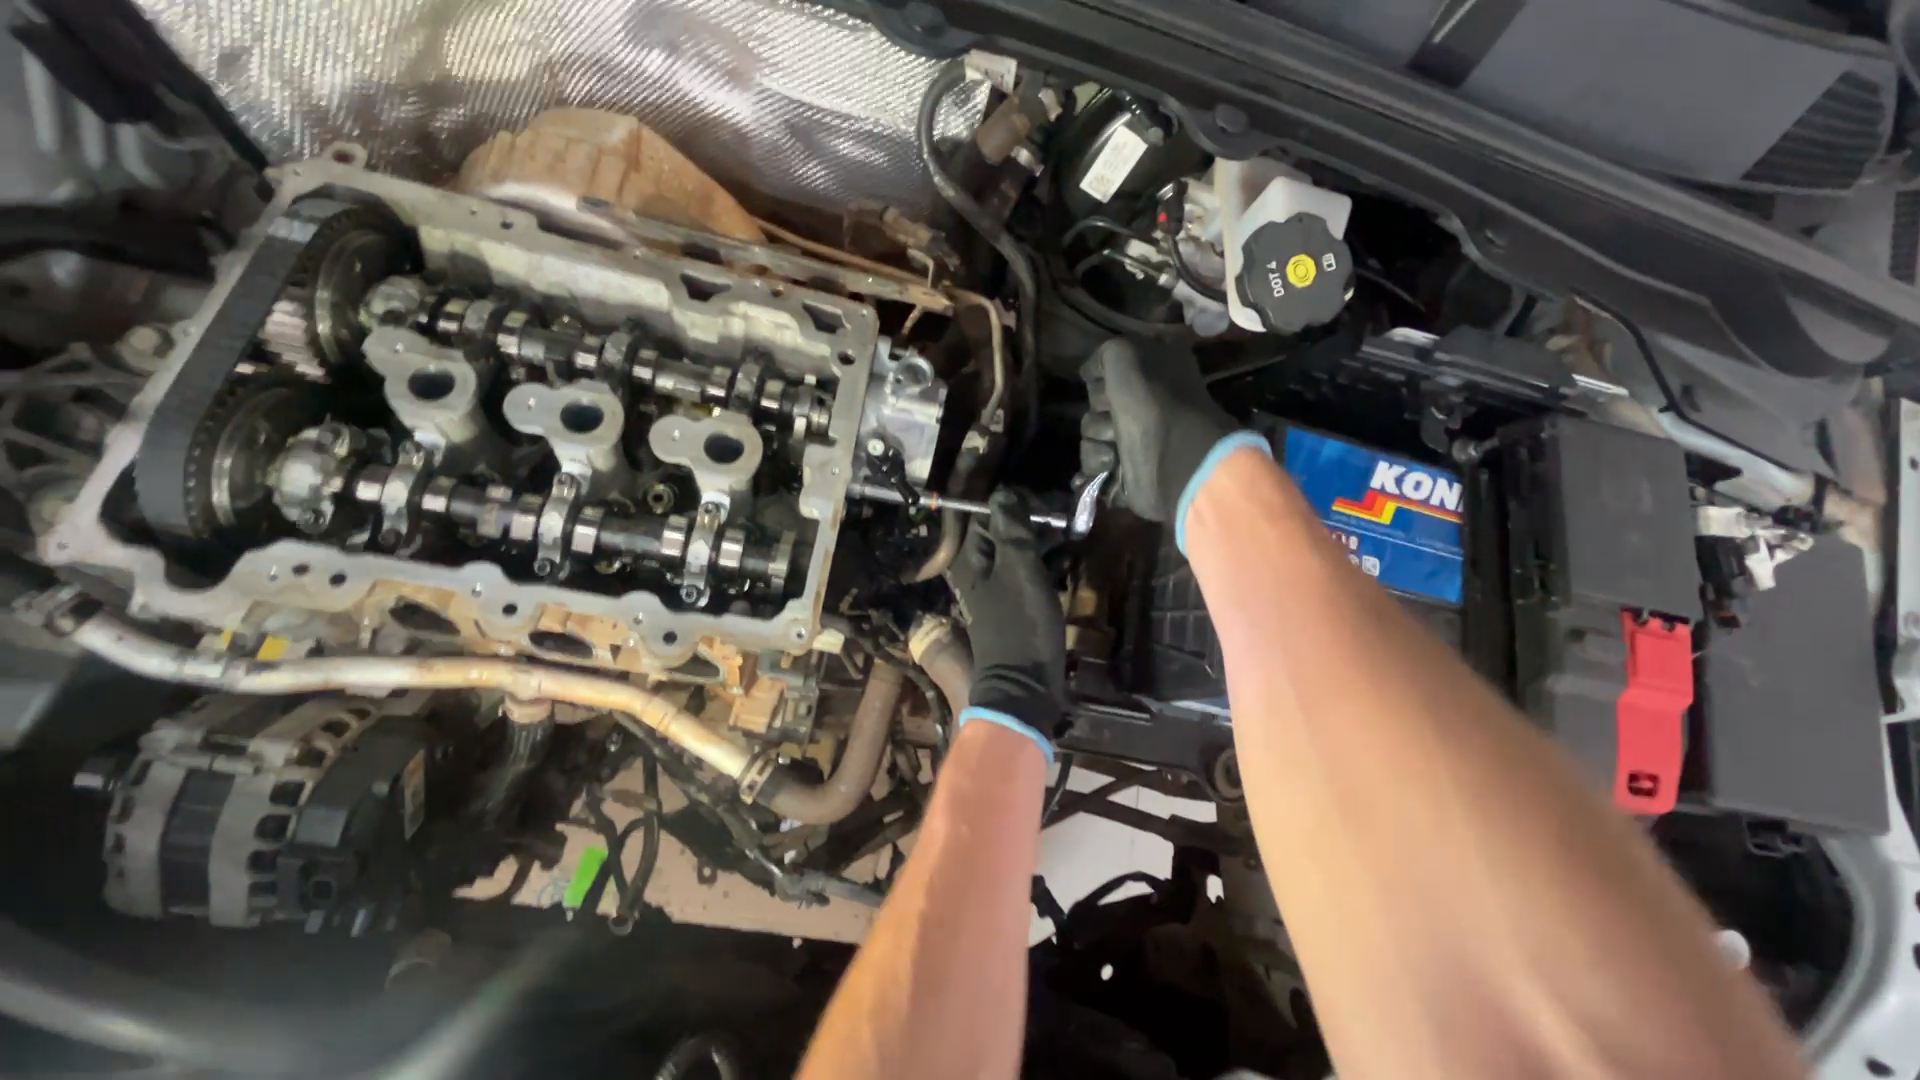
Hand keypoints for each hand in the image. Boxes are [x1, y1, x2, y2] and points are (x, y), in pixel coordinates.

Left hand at [947, 490, 1065, 760]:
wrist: (1024, 685)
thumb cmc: (1021, 625)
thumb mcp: (1019, 569)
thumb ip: (1013, 528)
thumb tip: (1006, 491)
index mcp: (970, 556)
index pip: (990, 510)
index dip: (1021, 500)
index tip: (1053, 500)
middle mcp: (978, 566)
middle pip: (1006, 526)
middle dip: (1037, 516)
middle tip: (1070, 514)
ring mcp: (996, 583)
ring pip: (1020, 545)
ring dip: (1046, 536)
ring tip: (1075, 530)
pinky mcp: (1015, 599)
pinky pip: (1029, 567)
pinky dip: (1048, 558)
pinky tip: (1070, 553)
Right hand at [1079, 338, 1266, 549]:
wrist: (1172, 458)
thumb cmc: (1153, 399)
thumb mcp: (1125, 353)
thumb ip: (1103, 354)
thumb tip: (1089, 372)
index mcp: (1154, 369)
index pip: (1110, 365)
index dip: (1103, 373)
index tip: (1107, 380)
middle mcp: (1146, 401)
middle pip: (1097, 399)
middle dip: (1099, 407)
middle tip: (1115, 413)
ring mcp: (1136, 435)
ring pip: (1090, 430)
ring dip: (1098, 437)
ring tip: (1116, 444)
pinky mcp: (1125, 467)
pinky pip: (1092, 458)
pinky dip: (1096, 460)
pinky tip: (1110, 462)